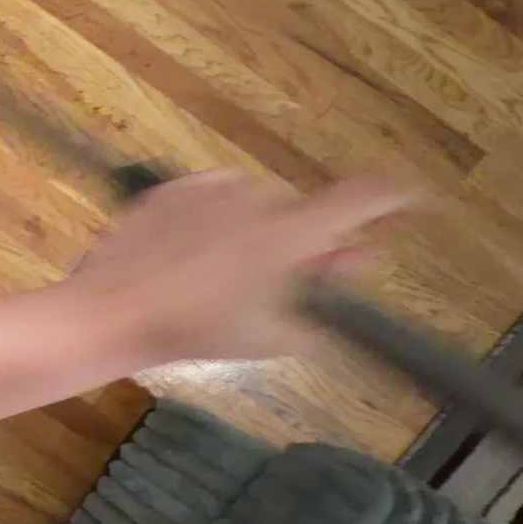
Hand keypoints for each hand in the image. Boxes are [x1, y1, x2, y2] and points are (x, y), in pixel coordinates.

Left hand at [68, 171, 416, 362]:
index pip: (366, 196)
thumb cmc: (192, 330)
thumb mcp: (271, 332)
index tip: (413, 201)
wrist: (109, 313)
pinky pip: (208, 192)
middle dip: (303, 234)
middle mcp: (252, 200)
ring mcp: (202, 190)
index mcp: (289, 233)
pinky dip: (215, 210)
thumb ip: (323, 296)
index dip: (398, 196)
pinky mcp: (163, 191)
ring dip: (255, 222)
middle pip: (298, 207)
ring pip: (252, 199)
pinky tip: (200, 240)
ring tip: (229, 264)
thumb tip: (352, 261)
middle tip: (293, 267)